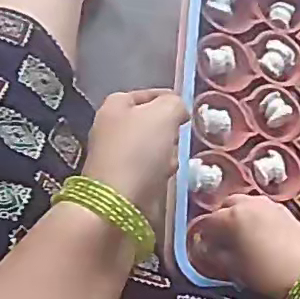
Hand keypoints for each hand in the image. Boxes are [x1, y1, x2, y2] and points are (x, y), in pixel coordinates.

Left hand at [81, 89, 187, 218]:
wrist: (117, 204)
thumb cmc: (139, 151)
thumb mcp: (164, 114)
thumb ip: (175, 104)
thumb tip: (179, 110)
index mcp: (115, 105)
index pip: (147, 94)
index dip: (169, 99)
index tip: (188, 110)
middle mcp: (110, 128)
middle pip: (149, 123)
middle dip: (168, 130)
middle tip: (180, 136)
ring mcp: (115, 157)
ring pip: (151, 148)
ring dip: (166, 153)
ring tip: (174, 160)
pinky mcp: (121, 182)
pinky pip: (148, 171)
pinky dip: (158, 173)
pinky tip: (164, 178)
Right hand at [188, 194, 299, 298]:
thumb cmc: (267, 273)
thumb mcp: (235, 269)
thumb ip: (216, 255)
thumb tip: (207, 249)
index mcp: (231, 216)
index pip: (207, 222)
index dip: (200, 236)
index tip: (199, 247)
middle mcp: (249, 204)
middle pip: (227, 206)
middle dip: (220, 220)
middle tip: (218, 240)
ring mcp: (270, 205)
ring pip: (246, 205)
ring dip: (239, 217)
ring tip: (238, 238)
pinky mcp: (287, 212)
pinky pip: (262, 210)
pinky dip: (255, 219)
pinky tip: (257, 236)